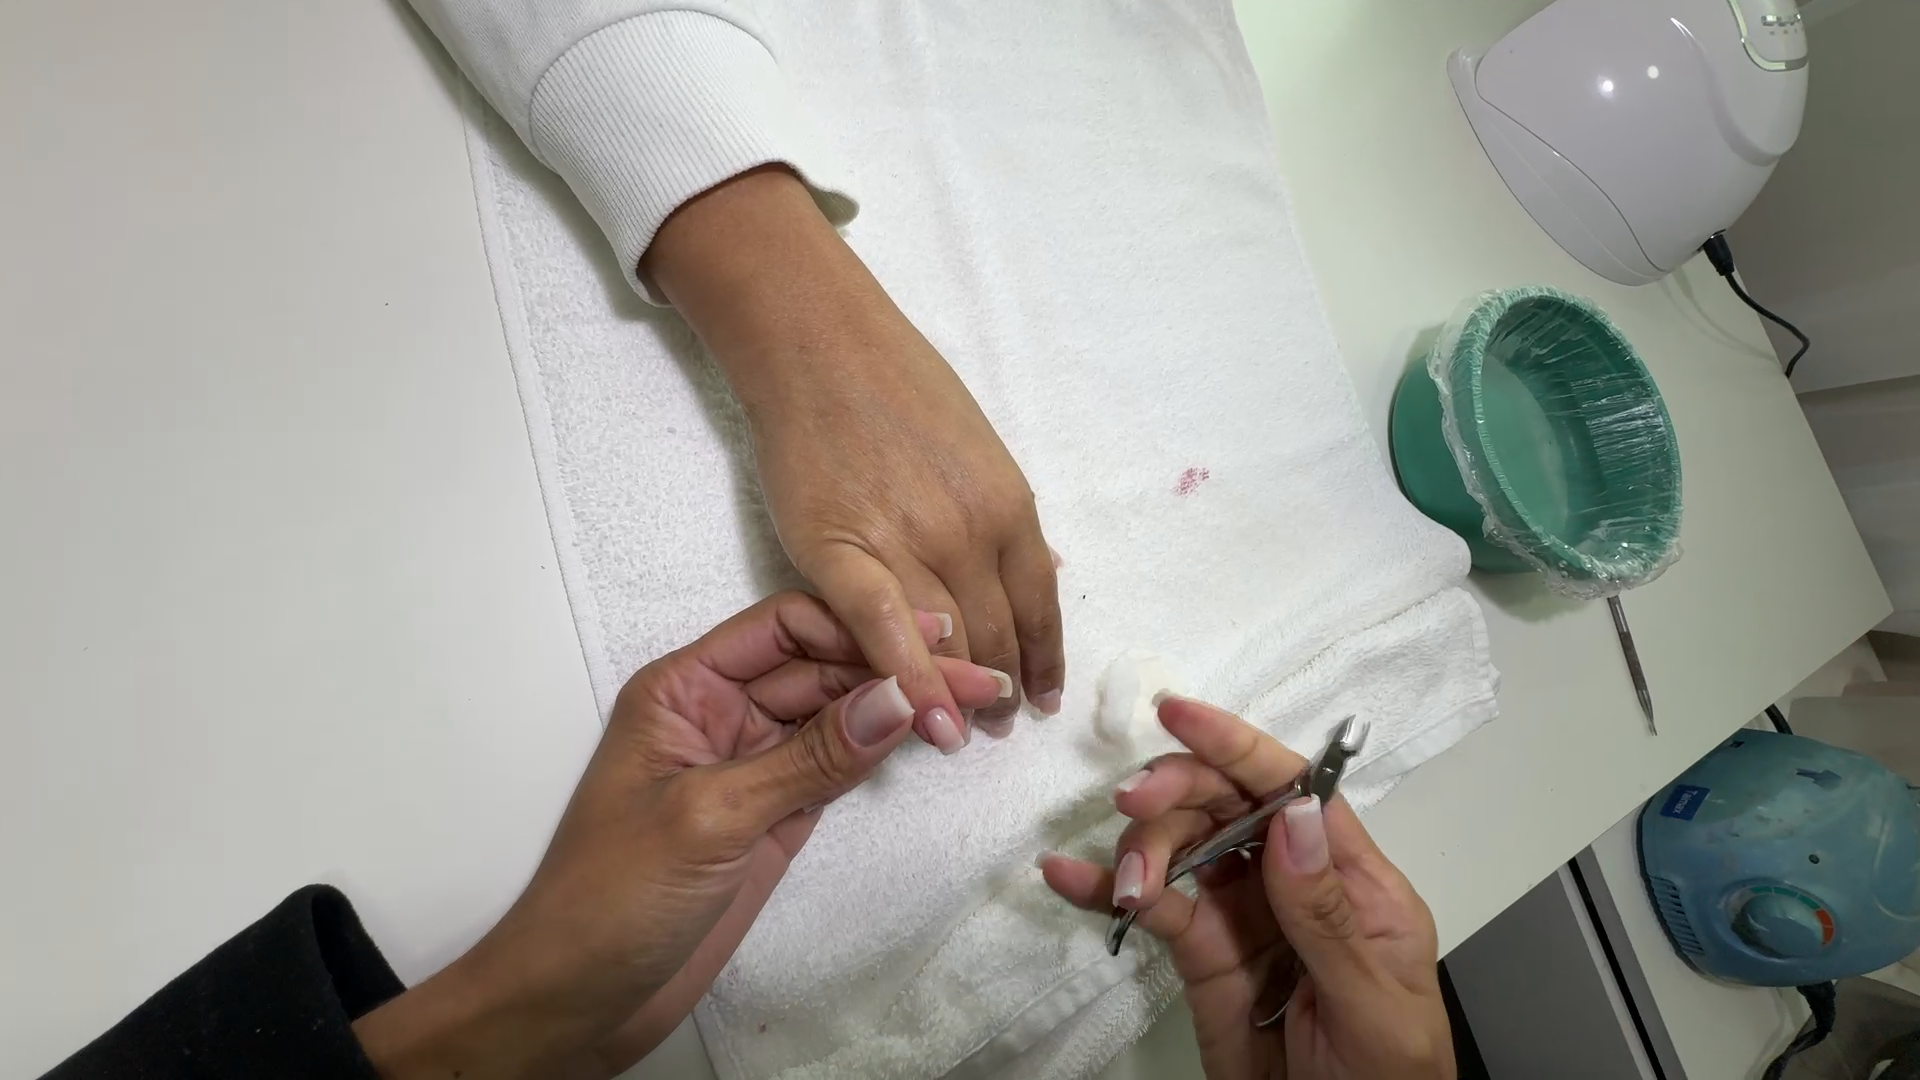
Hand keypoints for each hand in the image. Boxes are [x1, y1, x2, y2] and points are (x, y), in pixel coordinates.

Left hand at [352, 592, 1010, 1078]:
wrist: (580, 1008)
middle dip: (894, 668)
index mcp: (689, 685)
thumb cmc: (611, 900)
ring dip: (900, 705)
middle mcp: (727, 707)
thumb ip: (812, 755)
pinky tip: (929, 731)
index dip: (855, 627)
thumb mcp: (713, 817)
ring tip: (972, 698)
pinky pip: (842, 758)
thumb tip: (903, 697)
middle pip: (823, 668)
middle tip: (974, 673)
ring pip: (840, 712)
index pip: (785, 627)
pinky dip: (885, 746)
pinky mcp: (781, 802)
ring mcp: (759, 756)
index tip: (926, 637)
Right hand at [643, 167, 1063, 749]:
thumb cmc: (900, 387)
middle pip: (997, 636)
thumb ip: (1008, 516)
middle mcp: (971, 532)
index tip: (1043, 697)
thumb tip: (1045, 569)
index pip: (1040, 605)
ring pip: (950, 645)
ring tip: (965, 730)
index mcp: (1009, 504)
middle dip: (1003, 687)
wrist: (818, 345)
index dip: (1044, 660)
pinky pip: (885, 635)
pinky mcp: (841, 551)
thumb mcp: (979, 446)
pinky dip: (911, 686)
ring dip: (963, 696)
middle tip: (998, 723)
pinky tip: (930, 727)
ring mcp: (910, 543)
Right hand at [1041, 698, 1452, 1079]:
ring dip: (1141, 848)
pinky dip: (1105, 887)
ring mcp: (1237, 905)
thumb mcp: (1374, 1008)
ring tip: (1129, 886)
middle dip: (1175, 791)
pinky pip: (1149, 902)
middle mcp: (1285, 875)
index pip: (1292, 787)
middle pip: (1223, 800)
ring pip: (1179, 841)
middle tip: (1133, 804)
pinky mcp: (1196, 942)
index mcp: (1349, 878)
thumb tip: (1293, 814)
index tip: (1178, 713)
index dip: (1236, 743)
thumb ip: (1329, 916)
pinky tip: (1066, 876)